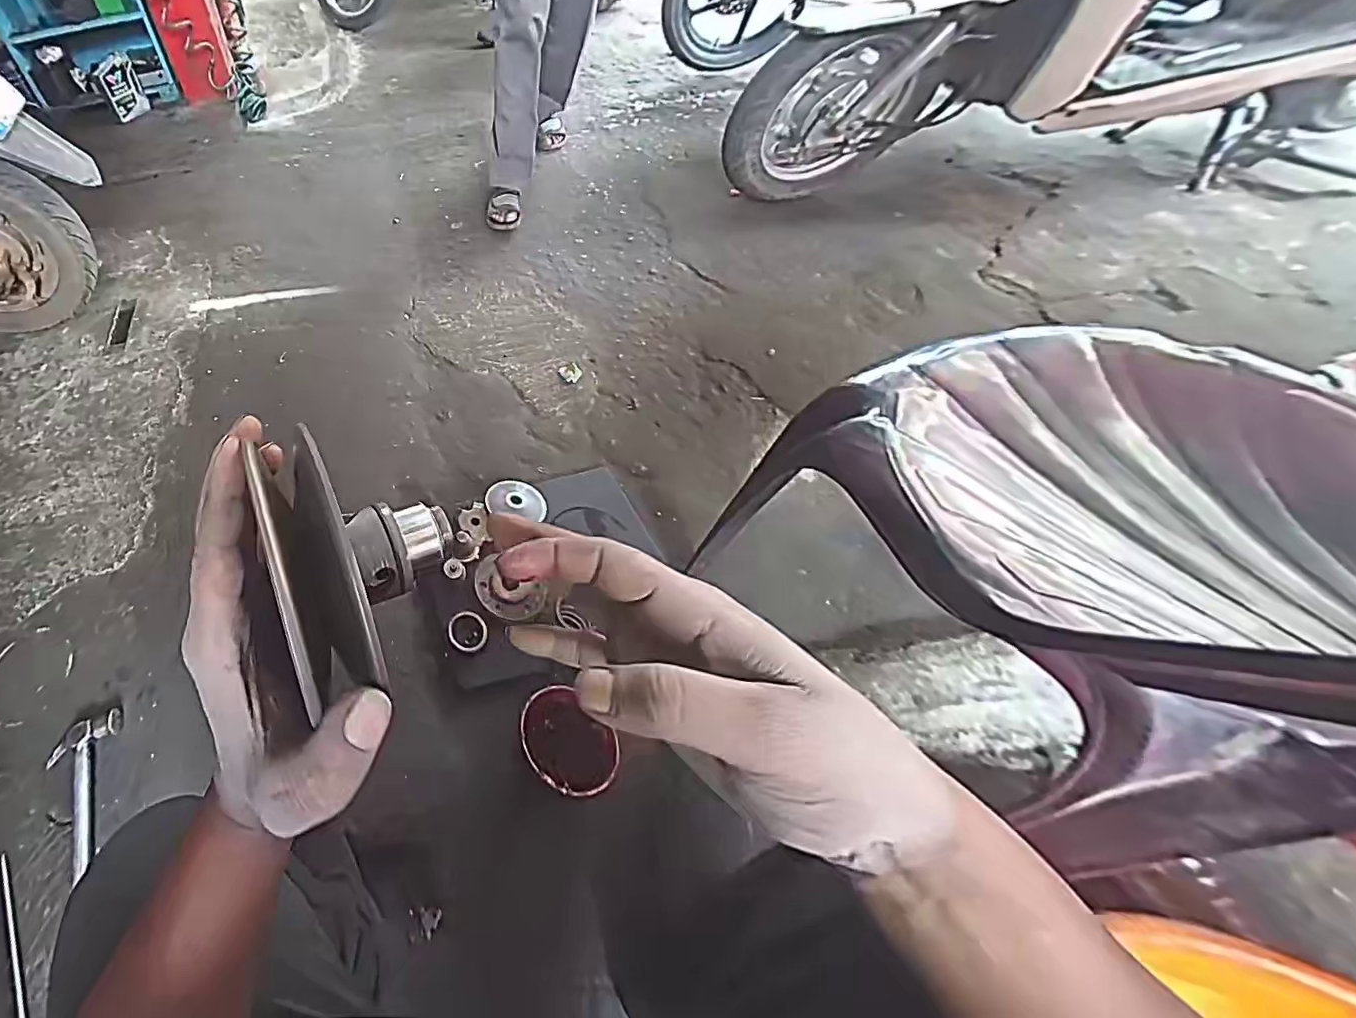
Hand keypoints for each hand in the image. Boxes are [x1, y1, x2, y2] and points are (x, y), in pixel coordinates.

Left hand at [182, 416, 393, 838]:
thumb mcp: (306, 787)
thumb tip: (372, 707)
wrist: (259, 793)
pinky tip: (282, 500)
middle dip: (228, 484)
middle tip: (250, 437)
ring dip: (242, 495)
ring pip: (230, 544)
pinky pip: (250, 557)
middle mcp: (220, 625)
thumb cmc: (278, 785)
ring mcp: (234, 619)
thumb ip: (337, 756)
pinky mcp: (253, 617)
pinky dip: (261, 520)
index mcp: (220, 650)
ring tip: (265, 454)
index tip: (236, 461)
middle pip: (216, 541)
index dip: (224, 510)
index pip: (214, 568)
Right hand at [492, 514, 952, 873]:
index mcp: (700, 615)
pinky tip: (528, 643)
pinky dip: (557, 648)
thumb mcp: (765, 727)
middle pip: (595, 579)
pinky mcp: (657, 699)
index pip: (618, 567)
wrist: (867, 816)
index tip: (511, 561)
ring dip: (540, 599)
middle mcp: (673, 629)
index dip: (560, 556)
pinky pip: (594, 665)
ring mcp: (662, 664)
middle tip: (489, 540)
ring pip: (587, 617)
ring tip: (493, 590)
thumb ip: (675, 700)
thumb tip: (589, 685)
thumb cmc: (834, 758)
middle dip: (541, 555)